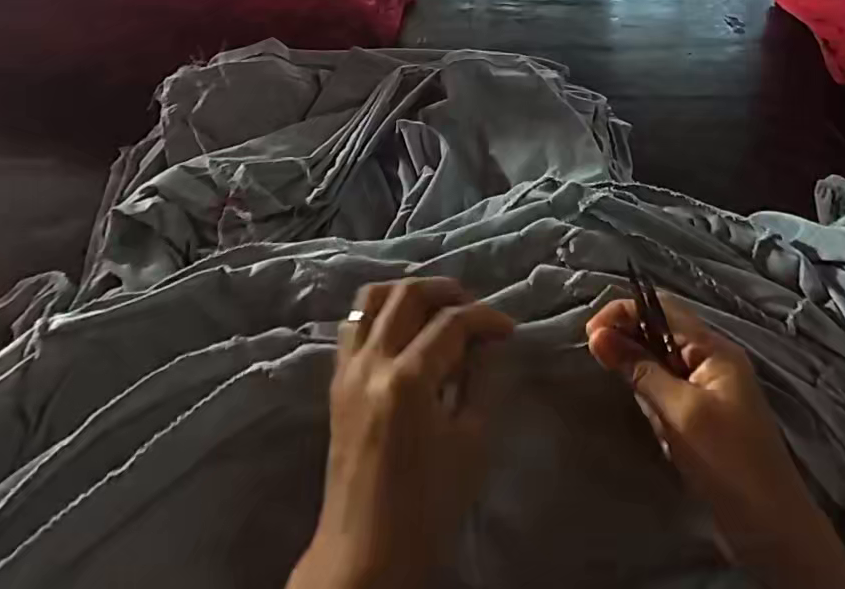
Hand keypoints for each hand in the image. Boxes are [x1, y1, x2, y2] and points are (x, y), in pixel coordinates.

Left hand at [289, 277, 515, 588]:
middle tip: (474, 310)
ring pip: (371, 298)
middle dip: (448, 291)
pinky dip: (381, 312)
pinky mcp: (336, 382)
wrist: (365, 554)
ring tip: (437, 309)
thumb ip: (481, 379)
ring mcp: (347, 370)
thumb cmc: (428, 505)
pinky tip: (405, 330)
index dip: (486, 318)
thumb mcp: (471, 441)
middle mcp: (372, 362)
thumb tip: (487, 340)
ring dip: (409, 293)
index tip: (508, 329)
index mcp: (408, 379)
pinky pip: (354, 324)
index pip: (452, 322)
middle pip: (408, 294)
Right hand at [588, 292, 844, 588]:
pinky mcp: (703, 416)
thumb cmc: (729, 462)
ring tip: (628, 392)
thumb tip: (598, 335)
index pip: (663, 310)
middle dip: (628, 340)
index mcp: (714, 349)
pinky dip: (652, 397)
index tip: (590, 333)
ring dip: (640, 372)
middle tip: (597, 357)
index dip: (625, 312)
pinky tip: (650, 418)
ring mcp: (708, 389)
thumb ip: (640, 370)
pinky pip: (667, 391)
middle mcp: (712, 360)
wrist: (774, 532)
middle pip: (660, 331)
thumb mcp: (681, 412)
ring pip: (660, 362)